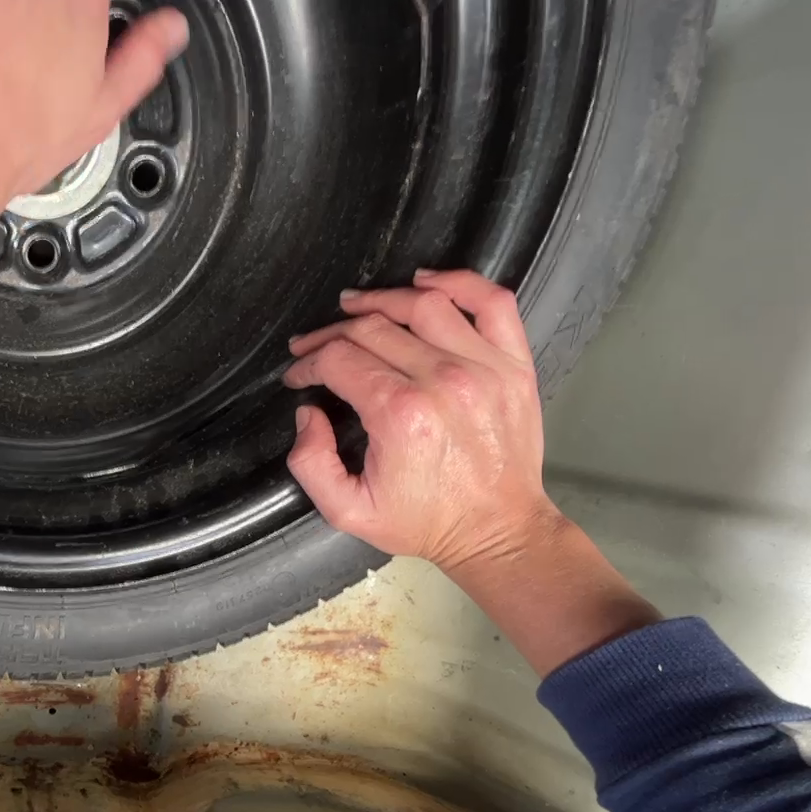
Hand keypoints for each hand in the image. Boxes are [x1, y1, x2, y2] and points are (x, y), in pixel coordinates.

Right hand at [283, 269, 557, 572]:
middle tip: (310, 346)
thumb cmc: (424, 521)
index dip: (308, 363)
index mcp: (400, 415)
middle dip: (330, 333)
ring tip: (353, 306)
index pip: (339, 360)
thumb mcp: (346, 510)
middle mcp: (443, 380)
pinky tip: (425, 282)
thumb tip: (307, 414)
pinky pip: (490, 302)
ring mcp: (484, 367)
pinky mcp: (513, 364)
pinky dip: (457, 282)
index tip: (297, 375)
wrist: (497, 530)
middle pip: (373, 329)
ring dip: (380, 300)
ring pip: (423, 305)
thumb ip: (310, 463)